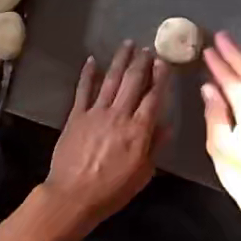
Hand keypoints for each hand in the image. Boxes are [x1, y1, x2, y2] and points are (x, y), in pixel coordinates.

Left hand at [44, 40, 168, 223]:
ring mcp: (96, 112)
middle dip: (141, 62)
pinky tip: (92, 60)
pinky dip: (88, 73)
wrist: (74, 195)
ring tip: (127, 45)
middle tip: (147, 48)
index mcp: (139, 130)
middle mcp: (119, 115)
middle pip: (133, 81)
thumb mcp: (143, 173)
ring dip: (120, 61)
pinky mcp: (76, 115)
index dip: (160, 77)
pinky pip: (83, 89)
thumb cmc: (113, 190)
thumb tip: (166, 124)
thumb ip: (155, 146)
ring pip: (110, 80)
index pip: (154, 97)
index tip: (163, 62)